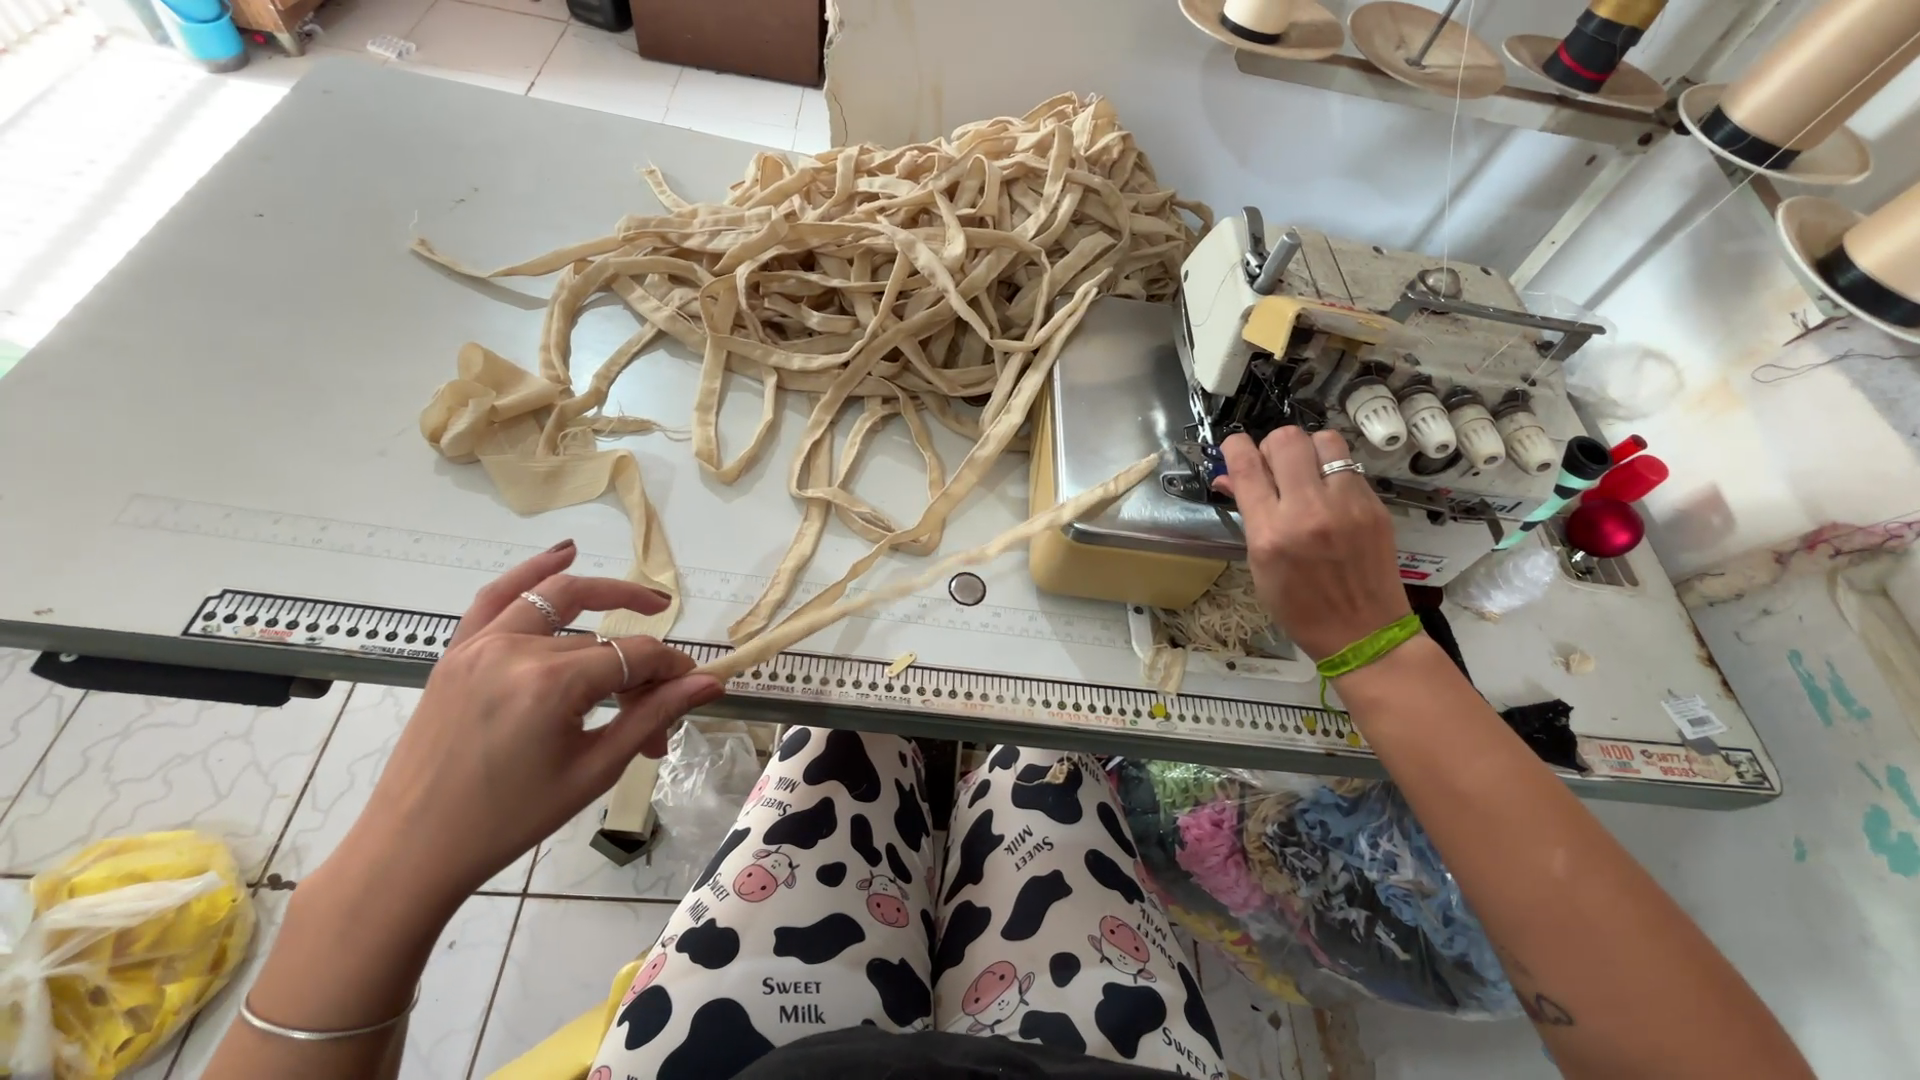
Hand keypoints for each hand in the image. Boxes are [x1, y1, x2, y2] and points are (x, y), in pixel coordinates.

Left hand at [332, 541, 723, 902]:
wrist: (413, 848)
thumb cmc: (510, 821)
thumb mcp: (593, 771)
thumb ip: (651, 716)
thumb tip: (710, 683)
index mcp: (550, 684)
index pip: (635, 656)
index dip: (672, 669)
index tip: (692, 689)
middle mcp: (514, 650)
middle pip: (603, 640)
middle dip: (642, 667)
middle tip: (660, 699)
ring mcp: (479, 646)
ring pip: (557, 603)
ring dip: (604, 597)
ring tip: (649, 603)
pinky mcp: (456, 653)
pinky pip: (496, 597)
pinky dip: (531, 572)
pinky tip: (563, 554)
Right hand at [1213, 427, 1410, 661]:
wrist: (1362, 632)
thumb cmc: (1299, 606)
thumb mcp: (1260, 564)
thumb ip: (1248, 515)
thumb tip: (1228, 478)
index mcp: (1270, 533)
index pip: (1247, 467)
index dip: (1235, 446)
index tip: (1234, 447)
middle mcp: (1308, 512)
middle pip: (1286, 440)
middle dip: (1272, 446)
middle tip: (1274, 466)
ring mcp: (1346, 506)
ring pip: (1324, 441)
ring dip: (1308, 450)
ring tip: (1306, 472)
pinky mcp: (1374, 506)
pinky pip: (1349, 466)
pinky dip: (1333, 471)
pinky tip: (1330, 494)